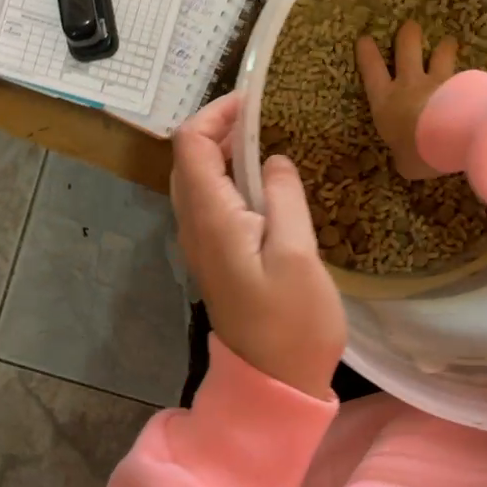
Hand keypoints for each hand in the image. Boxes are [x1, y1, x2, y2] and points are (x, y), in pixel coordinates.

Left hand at [171, 92, 345, 400]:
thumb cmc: (292, 324)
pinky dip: (229, 177)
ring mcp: (200, 243)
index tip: (255, 101)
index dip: (216, 113)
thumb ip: (283, 198)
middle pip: (188, 157)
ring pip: (197, 179)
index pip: (190, 144)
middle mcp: (194, 225)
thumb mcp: (298, 255)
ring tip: (268, 140)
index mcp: (210, 219)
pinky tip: (265, 180)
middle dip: (219, 127)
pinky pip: (210, 201)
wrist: (273, 385)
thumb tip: (274, 159)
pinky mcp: (214, 256)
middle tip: (265, 116)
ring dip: (224, 152)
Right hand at [357, 20, 457, 180]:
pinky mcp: (464, 84)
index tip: (364, 39)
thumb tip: (405, 162)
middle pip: (406, 50)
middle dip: (408, 36)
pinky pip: (465, 75)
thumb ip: (404, 157)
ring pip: (439, 55)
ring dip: (443, 48)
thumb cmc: (416, 150)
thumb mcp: (404, 161)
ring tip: (447, 42)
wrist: (448, 137)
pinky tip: (476, 75)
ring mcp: (438, 81)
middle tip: (410, 26)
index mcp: (385, 101)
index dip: (367, 54)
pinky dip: (469, 74)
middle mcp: (408, 84)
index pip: (371, 71)